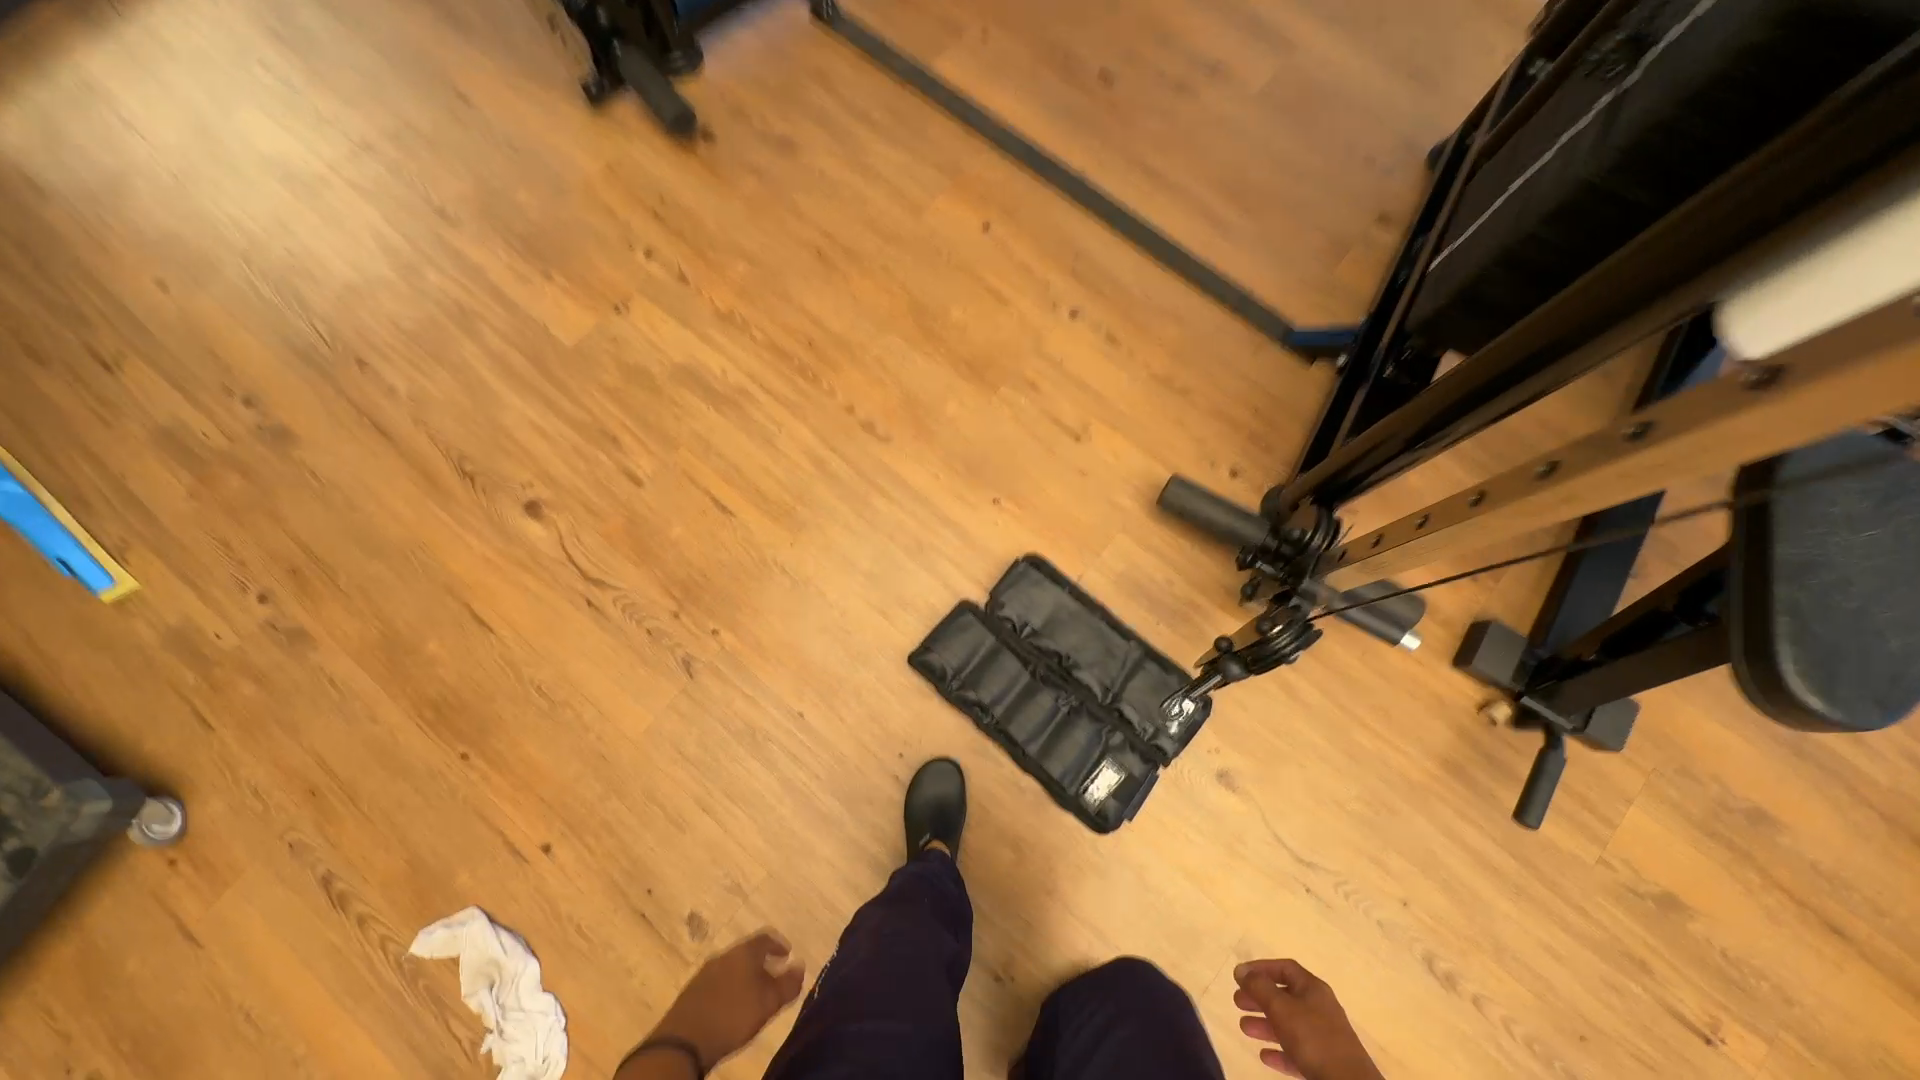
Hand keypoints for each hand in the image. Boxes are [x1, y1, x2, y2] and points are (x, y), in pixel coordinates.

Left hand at [643, 930, 805, 1071]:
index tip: (788, 955)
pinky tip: (733, 1005)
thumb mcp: (768, 1003)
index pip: (765, 937)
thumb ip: (788, 984)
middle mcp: (723, 956)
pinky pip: (719, 980)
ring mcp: (705, 972)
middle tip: (774, 978)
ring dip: (746, 976)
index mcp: (743, 953)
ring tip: (755, 995)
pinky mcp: (693, 990)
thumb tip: (800, 965)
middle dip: (762, 963)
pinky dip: (731, 986)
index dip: (779, 944)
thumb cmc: (733, 1016)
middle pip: (747, 952)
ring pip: (732, 966)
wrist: (684, 1042)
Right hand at [1234, 959, 1382, 1079]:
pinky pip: (1296, 1051)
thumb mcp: (1282, 1008)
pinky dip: (1279, 1050)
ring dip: (1265, 1024)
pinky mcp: (1324, 1062)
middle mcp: (1319, 1009)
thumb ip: (1260, 987)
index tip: (1239, 976)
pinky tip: (1265, 1056)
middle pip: (1285, 996)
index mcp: (1313, 990)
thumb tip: (1241, 970)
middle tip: (1237, 1002)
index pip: (1285, 968)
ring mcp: (1323, 1036)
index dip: (1261, 968)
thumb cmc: (1313, 1039)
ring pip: (1289, 1024)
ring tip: (1244, 1027)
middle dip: (1259, 998)